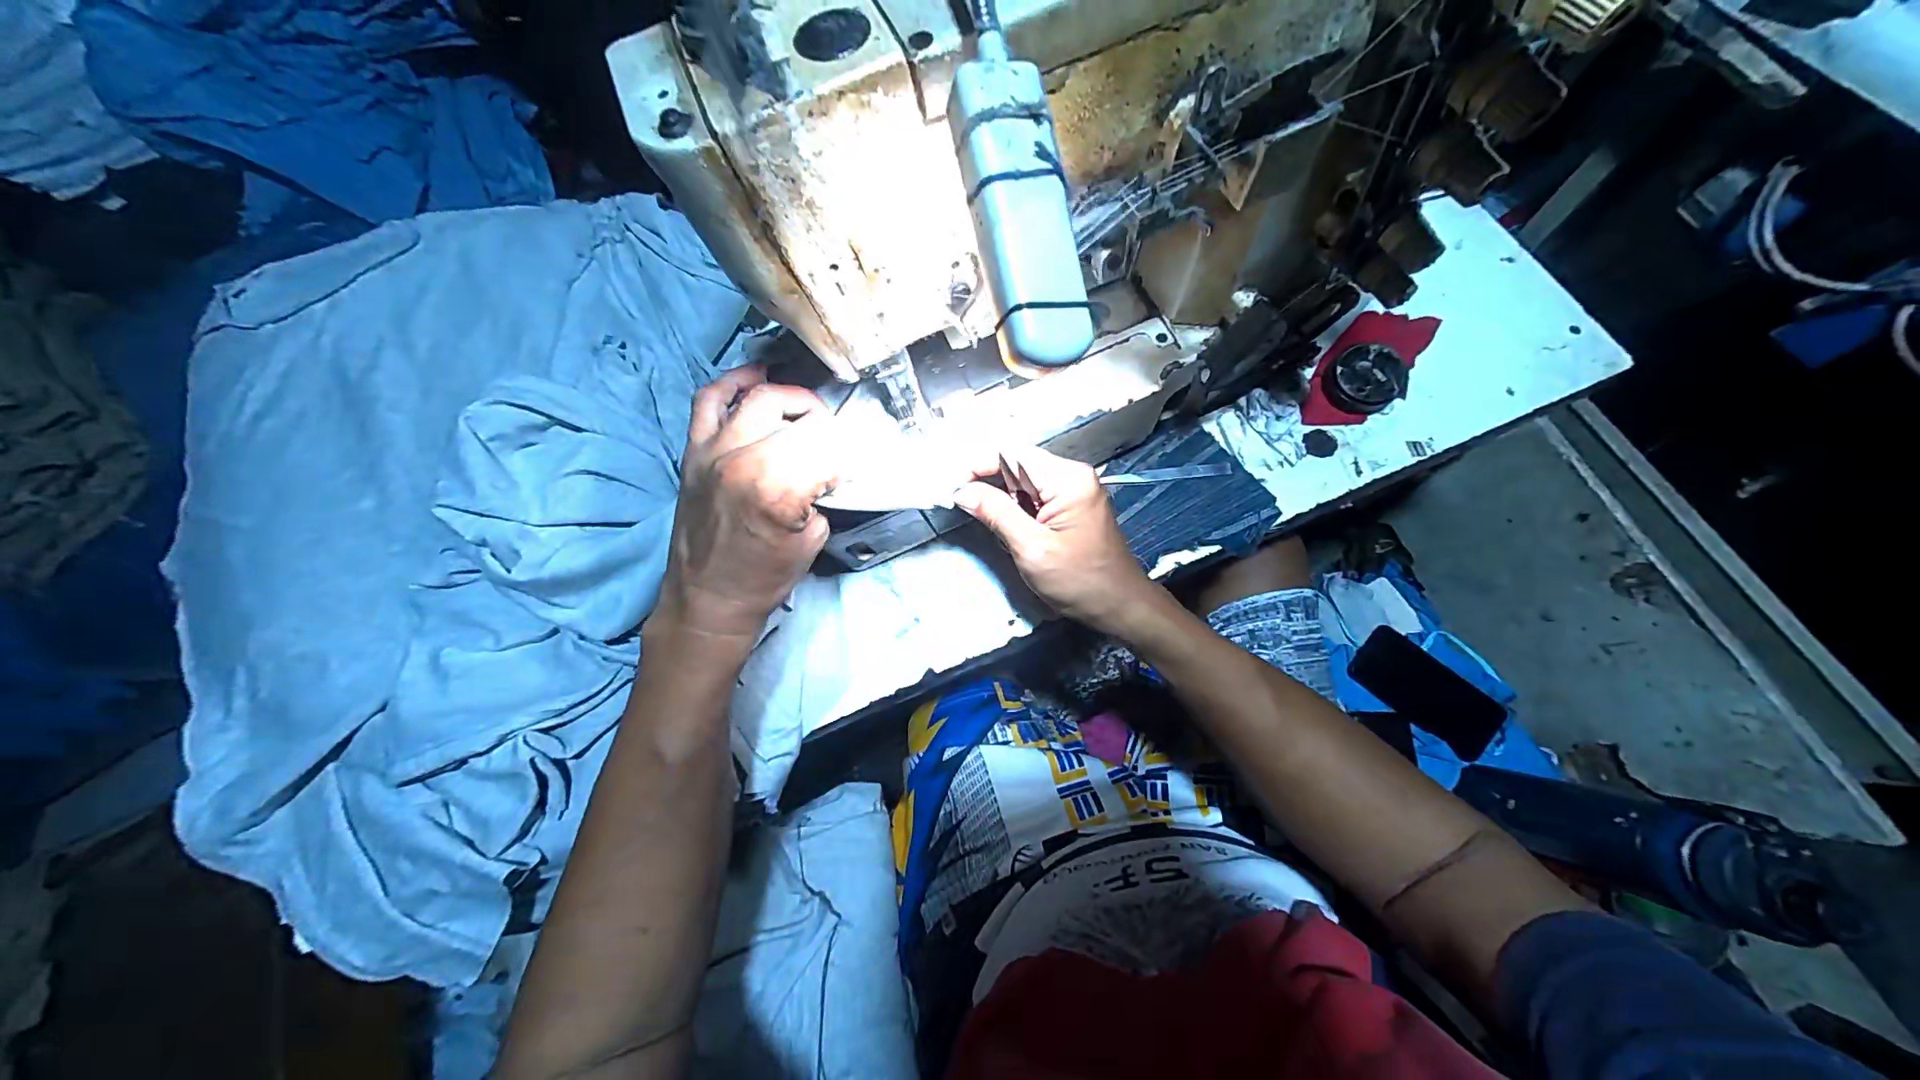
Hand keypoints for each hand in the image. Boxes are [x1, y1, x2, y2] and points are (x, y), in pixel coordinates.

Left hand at [654, 366, 842, 644]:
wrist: (708, 597)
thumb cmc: (764, 576)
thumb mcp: (812, 538)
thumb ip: (821, 492)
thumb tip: (829, 465)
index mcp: (775, 486)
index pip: (826, 442)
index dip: (845, 454)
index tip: (847, 470)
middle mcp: (741, 457)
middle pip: (797, 413)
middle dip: (824, 424)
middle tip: (833, 445)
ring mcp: (712, 449)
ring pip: (758, 396)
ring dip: (790, 399)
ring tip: (804, 414)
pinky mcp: (694, 449)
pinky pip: (709, 399)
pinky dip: (734, 383)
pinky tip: (756, 379)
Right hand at [952, 446, 1160, 634]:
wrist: (1120, 606)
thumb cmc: (1079, 581)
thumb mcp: (1032, 549)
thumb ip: (996, 514)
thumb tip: (962, 491)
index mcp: (1067, 478)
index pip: (1012, 454)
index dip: (978, 467)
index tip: (954, 490)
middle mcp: (1072, 475)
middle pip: (1016, 465)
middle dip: (989, 486)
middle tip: (968, 512)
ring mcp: (1073, 490)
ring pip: (1022, 483)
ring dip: (1003, 502)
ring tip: (997, 529)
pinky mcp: (1071, 506)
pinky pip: (1034, 497)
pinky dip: (1017, 512)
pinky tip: (1015, 534)